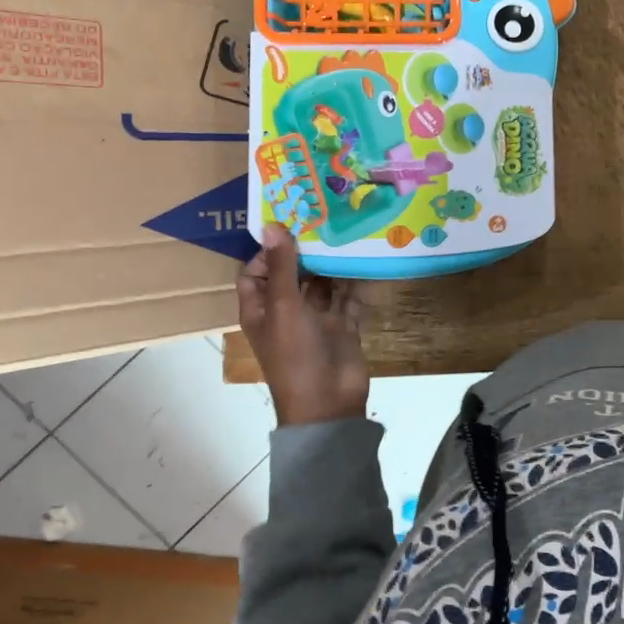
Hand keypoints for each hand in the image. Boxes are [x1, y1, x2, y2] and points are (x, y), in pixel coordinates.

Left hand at [237, 222, 371, 425]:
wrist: (328, 402)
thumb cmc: (295, 355)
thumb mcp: (284, 307)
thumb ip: (282, 266)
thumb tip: (272, 224)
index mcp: (261, 309)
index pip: (256, 271)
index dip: (268, 250)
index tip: (292, 226)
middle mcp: (287, 311)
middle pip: (292, 274)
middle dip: (306, 250)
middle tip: (327, 220)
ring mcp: (316, 319)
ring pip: (323, 283)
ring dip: (333, 264)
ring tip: (350, 233)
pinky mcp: (343, 326)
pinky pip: (349, 298)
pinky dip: (357, 282)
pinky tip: (368, 259)